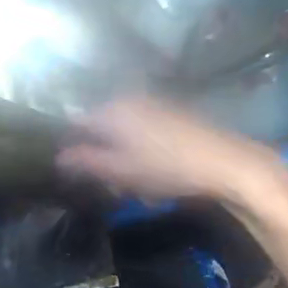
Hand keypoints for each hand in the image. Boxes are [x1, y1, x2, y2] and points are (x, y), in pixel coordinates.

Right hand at [57, 96, 286, 204]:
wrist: (229, 164)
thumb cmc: (167, 168)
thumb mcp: (120, 170)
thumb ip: (85, 162)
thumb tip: (58, 157)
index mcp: (111, 111)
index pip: (75, 125)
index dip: (72, 149)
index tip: (75, 173)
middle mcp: (128, 101)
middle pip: (100, 129)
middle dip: (101, 157)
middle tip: (111, 186)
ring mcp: (153, 106)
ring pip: (123, 133)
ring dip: (122, 159)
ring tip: (135, 187)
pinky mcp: (172, 115)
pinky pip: (143, 134)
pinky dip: (141, 153)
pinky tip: (155, 176)